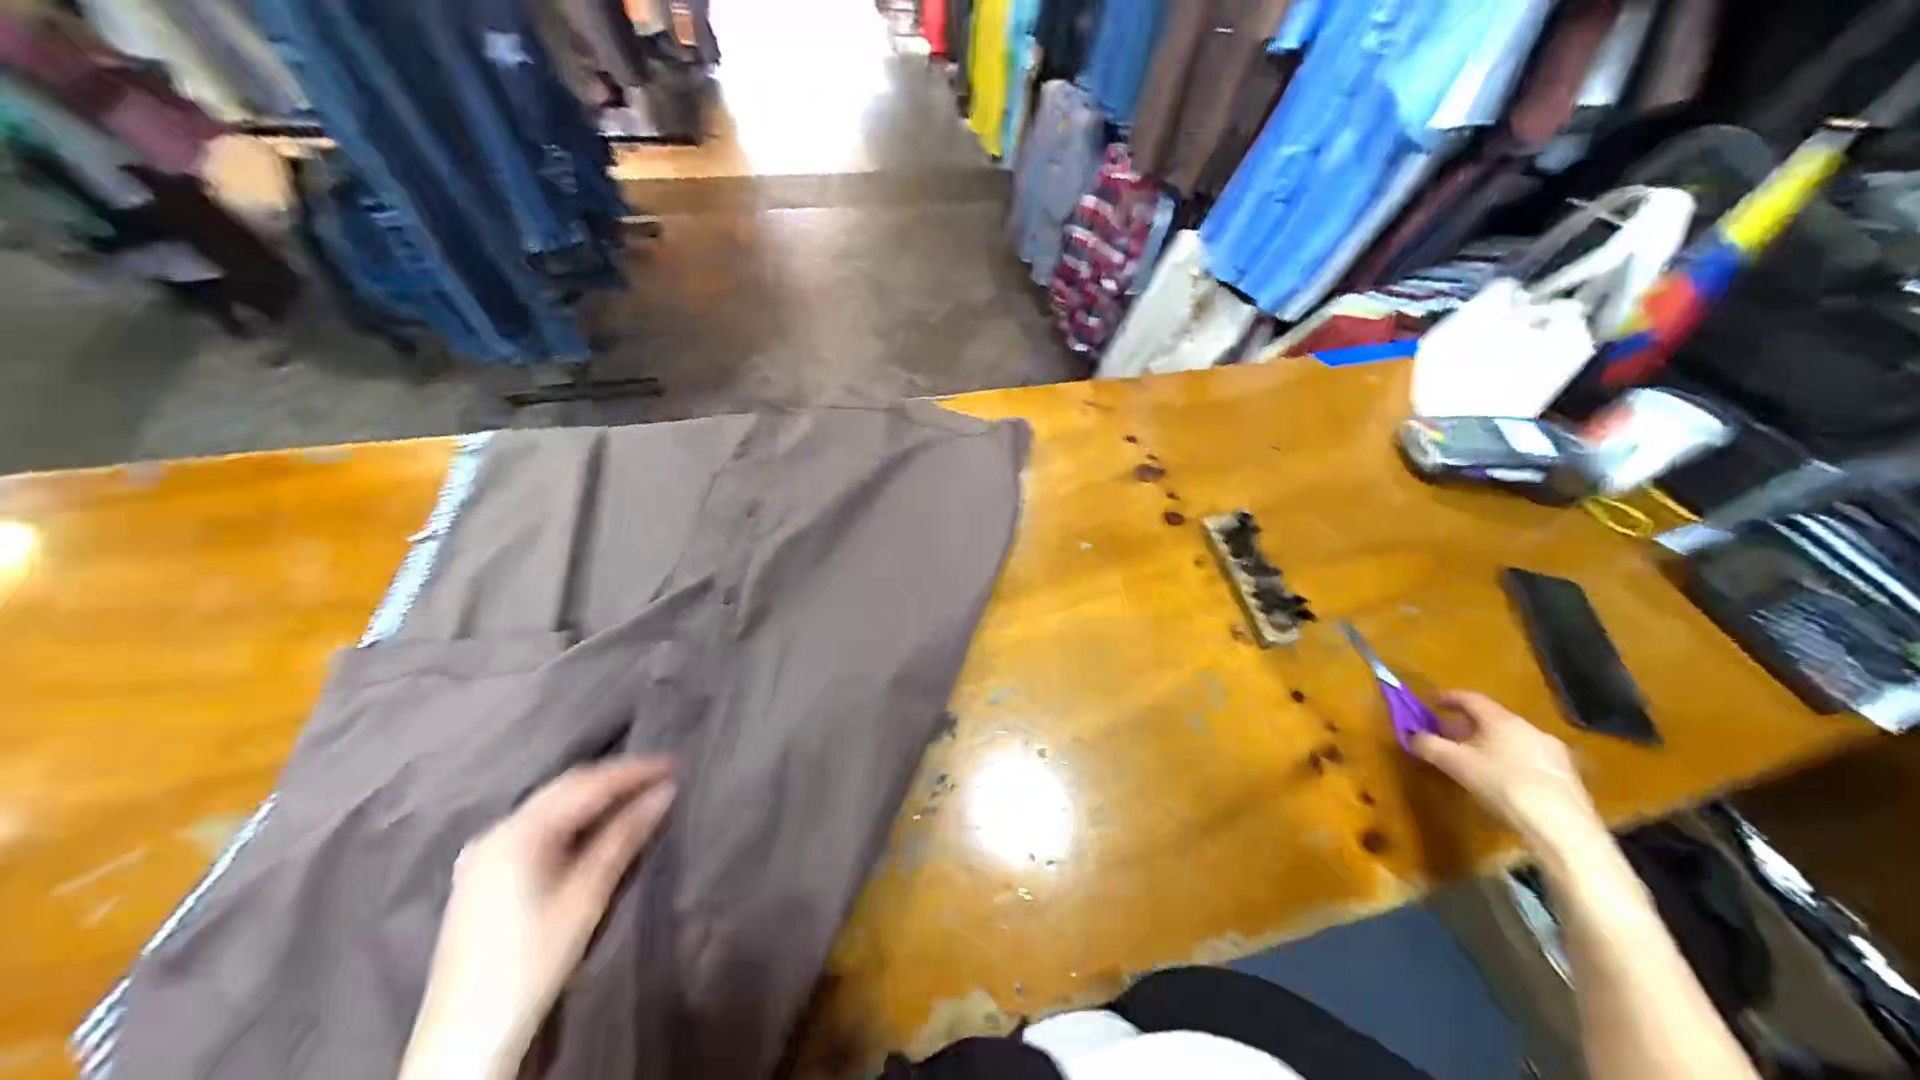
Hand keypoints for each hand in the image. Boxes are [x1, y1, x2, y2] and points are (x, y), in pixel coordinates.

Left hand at [399, 759, 675, 1079]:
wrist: (465, 1035)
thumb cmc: (533, 961)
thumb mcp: (587, 896)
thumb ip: (624, 837)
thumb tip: (664, 792)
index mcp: (517, 833)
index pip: (586, 785)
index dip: (633, 772)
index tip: (674, 764)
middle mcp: (496, 831)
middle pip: (565, 789)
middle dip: (615, 780)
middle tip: (662, 776)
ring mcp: (485, 852)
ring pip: (552, 807)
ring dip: (595, 798)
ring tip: (638, 795)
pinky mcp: (484, 873)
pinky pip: (538, 826)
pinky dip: (573, 819)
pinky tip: (596, 826)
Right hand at [1411, 691, 1601, 847]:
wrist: (1563, 829)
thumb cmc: (1503, 786)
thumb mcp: (1455, 765)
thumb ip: (1429, 745)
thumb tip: (1412, 735)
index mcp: (1502, 720)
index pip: (1470, 698)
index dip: (1448, 698)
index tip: (1432, 703)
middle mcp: (1529, 729)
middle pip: (1491, 718)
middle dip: (1466, 724)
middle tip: (1448, 735)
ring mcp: (1553, 752)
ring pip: (1512, 738)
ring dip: (1489, 743)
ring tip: (1473, 759)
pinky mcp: (1566, 775)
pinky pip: (1528, 757)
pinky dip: (1509, 759)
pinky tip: (1503, 780)